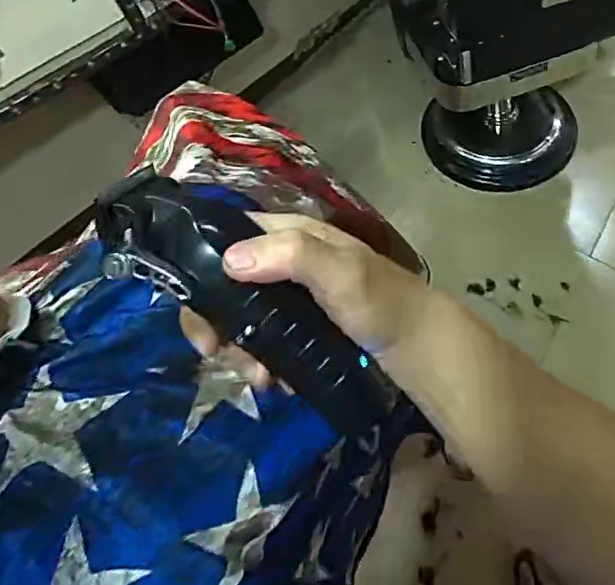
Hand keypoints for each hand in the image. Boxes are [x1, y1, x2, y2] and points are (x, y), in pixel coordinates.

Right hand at [221, 213, 431, 357]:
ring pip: (239, 317)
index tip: (201, 320)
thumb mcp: (341, 272)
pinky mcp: (297, 323)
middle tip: (222, 356)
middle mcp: (284, 258)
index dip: (201, 272)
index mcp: (291, 234)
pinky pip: (261, 339)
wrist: (413, 342)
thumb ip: (293, 257)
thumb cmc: (379, 300)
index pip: (228, 237)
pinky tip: (275, 380)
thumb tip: (230, 258)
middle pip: (224, 285)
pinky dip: (259, 361)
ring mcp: (290, 293)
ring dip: (239, 351)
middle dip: (217, 324)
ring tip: (261, 378)